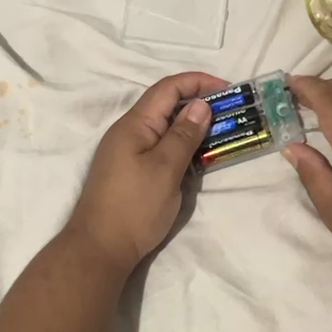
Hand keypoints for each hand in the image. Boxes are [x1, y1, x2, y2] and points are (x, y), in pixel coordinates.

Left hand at [65, 71, 226, 274]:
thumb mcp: (166, 169)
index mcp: (134, 124)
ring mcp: (128, 153)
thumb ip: (183, 135)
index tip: (228, 90)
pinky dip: (182, 146)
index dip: (198, 82)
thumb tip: (200, 105)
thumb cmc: (134, 207)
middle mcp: (129, 133)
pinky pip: (160, 148)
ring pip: (164, 128)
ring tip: (222, 134)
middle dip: (199, 104)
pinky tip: (199, 157)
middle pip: (166, 105)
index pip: (167, 88)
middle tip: (231, 114)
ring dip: (192, 127)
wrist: (100, 249)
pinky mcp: (131, 172)